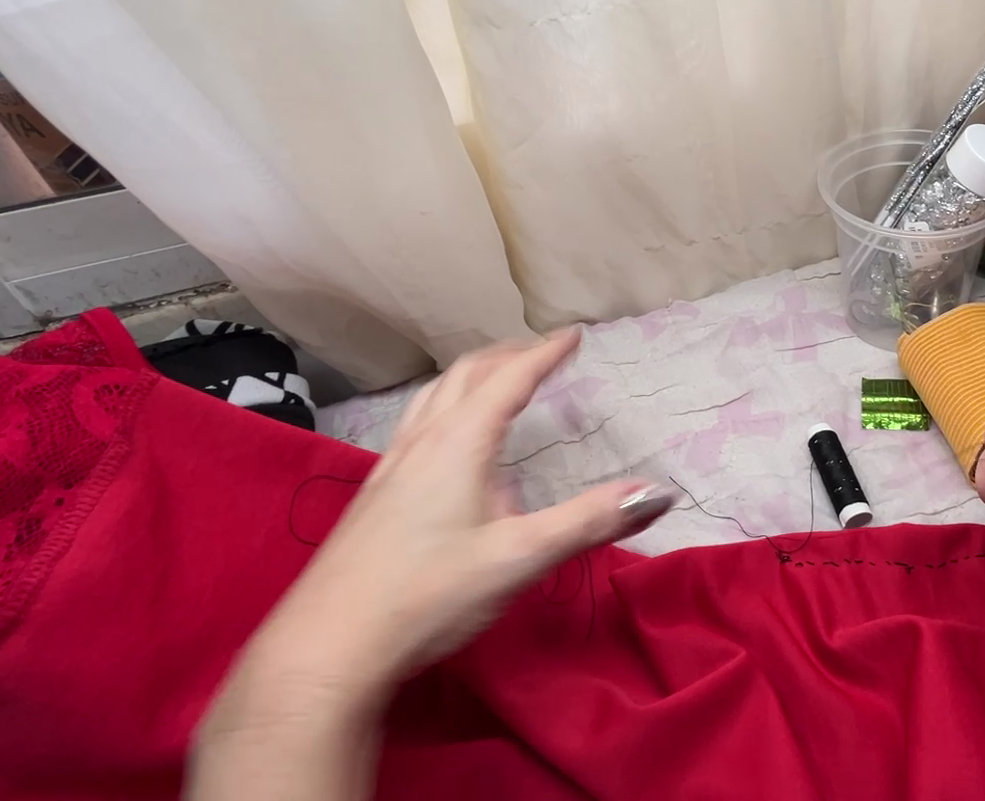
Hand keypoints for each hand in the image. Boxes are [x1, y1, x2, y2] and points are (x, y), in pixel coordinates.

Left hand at [246, 330, 677, 695]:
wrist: (326, 650)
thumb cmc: (430, 595)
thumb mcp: (522, 558)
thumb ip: (591, 521)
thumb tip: (659, 492)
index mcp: (460, 442)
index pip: (510, 379)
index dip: (546, 353)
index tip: (574, 334)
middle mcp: (423, 440)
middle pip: (467, 375)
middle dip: (509, 355)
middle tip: (542, 351)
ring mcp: (391, 465)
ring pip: (434, 395)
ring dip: (472, 375)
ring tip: (497, 377)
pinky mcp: (375, 493)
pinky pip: (416, 422)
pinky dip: (445, 404)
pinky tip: (447, 441)